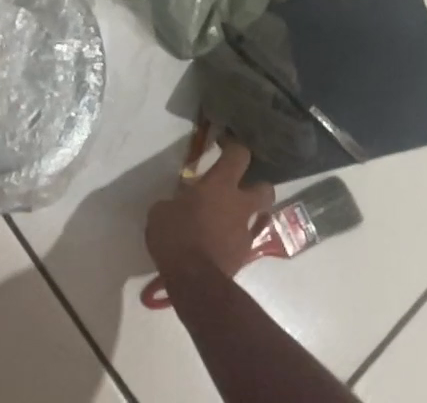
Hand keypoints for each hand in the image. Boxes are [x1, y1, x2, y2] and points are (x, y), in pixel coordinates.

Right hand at [145, 141, 275, 279]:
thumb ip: (175, 202)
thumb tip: (178, 205)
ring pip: (258, 217)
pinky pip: (244, 240)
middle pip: (265, 188)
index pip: (239, 155)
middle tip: (238, 189)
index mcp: (220, 185)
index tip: (224, 144)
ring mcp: (245, 232)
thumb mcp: (161, 211)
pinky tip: (219, 243)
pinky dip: (235, 239)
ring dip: (246, 215)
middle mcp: (239, 205)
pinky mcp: (244, 256)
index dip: (234, 146)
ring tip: (227, 219)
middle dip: (256, 186)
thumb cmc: (175, 236)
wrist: (195, 281)